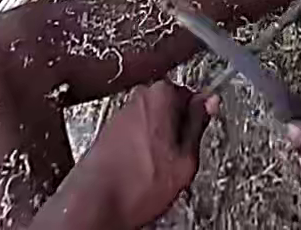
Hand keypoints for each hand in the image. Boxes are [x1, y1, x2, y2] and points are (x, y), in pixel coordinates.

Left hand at [56, 82, 214, 227]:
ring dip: (157, 141)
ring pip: (152, 122)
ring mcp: (122, 113)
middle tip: (178, 158)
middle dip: (176, 129)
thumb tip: (209, 103)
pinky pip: (135, 134)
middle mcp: (141, 96)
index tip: (199, 133)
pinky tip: (140, 173)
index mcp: (162, 93)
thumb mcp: (185, 159)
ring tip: (157, 170)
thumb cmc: (135, 185)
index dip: (199, 118)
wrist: (91, 206)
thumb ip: (199, 125)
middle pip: (171, 107)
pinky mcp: (108, 131)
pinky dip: (140, 149)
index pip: (193, 94)